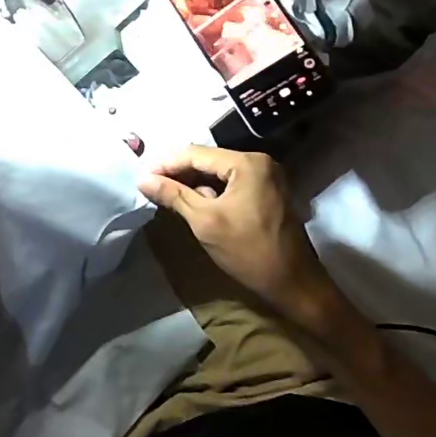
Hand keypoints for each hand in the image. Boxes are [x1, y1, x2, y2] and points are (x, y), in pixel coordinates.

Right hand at [137, 146, 347, 334]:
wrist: (293, 282)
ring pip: (219, 173)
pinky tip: (192, 201)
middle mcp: (260, 162)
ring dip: (194, 182)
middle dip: (179, 172)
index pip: (197, 154)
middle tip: (151, 184)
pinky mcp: (268, 192)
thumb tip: (143, 179)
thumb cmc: (248, 251)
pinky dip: (211, 191)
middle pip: (209, 160)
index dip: (167, 164)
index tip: (142, 175)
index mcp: (247, 163)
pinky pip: (232, 184)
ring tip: (165, 193)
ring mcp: (267, 177)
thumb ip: (174, 195)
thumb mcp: (205, 222)